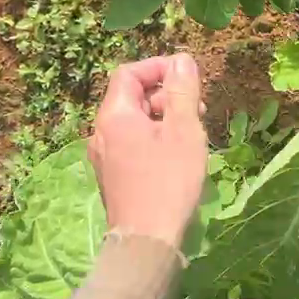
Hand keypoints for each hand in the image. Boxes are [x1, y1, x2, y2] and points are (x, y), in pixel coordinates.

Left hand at [88, 54, 207, 248]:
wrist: (146, 239)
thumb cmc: (168, 180)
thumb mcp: (184, 129)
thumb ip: (182, 90)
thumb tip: (181, 59)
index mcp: (115, 116)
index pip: (128, 73)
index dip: (157, 67)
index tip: (186, 76)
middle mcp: (101, 132)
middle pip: (132, 96)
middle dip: (166, 93)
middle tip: (196, 107)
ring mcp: (104, 155)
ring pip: (134, 120)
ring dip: (164, 116)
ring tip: (192, 131)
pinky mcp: (113, 174)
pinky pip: (132, 141)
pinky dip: (155, 136)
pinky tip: (178, 153)